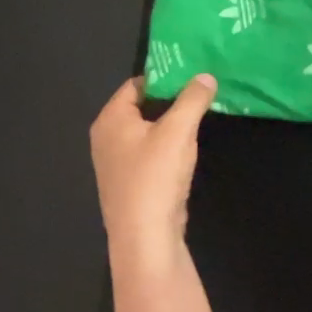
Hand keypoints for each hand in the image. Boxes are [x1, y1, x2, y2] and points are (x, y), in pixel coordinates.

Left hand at [89, 74, 217, 265]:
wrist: (145, 236)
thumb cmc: (155, 176)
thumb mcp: (178, 131)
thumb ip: (192, 99)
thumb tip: (205, 75)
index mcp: (110, 120)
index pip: (135, 85)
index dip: (163, 78)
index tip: (192, 75)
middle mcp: (106, 138)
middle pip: (140, 108)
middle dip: (170, 101)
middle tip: (201, 93)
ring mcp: (115, 164)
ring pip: (146, 133)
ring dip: (170, 126)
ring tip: (199, 117)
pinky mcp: (128, 184)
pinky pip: (148, 154)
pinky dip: (166, 148)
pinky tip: (186, 152)